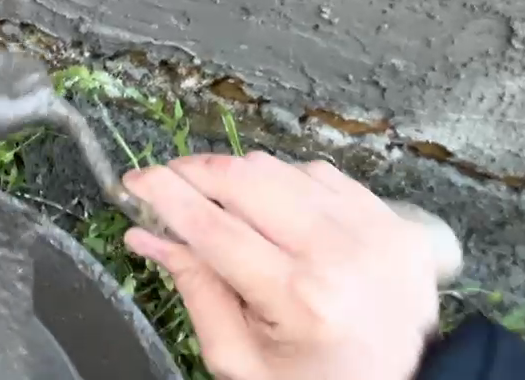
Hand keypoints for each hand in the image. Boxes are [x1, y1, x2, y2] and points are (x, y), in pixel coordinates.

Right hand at [123, 153, 440, 379]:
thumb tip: (141, 234)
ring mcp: (373, 230)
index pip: (208, 222)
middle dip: (191, 173)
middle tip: (170, 187)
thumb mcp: (240, 359)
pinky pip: (312, 171)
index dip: (160, 193)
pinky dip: (282, 184)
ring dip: (234, 178)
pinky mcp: (392, 219)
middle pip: (238, 176)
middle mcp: (340, 254)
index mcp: (301, 299)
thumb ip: (191, 288)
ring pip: (270, 166)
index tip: (132, 182)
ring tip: (226, 208)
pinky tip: (279, 215)